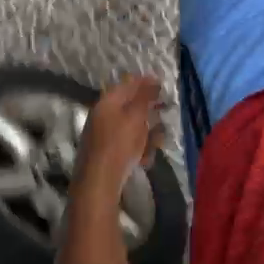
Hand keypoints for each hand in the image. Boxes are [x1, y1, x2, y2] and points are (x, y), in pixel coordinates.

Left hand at [75, 75, 163, 196]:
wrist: (98, 184)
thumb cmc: (119, 144)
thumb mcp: (135, 116)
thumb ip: (145, 96)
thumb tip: (152, 80)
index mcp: (107, 102)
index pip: (128, 84)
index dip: (146, 82)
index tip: (163, 85)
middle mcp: (103, 116)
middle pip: (130, 106)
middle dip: (149, 109)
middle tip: (164, 111)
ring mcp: (103, 136)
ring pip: (131, 126)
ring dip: (147, 130)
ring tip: (158, 139)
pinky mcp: (107, 154)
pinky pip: (127, 143)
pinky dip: (138, 146)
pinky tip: (146, 157)